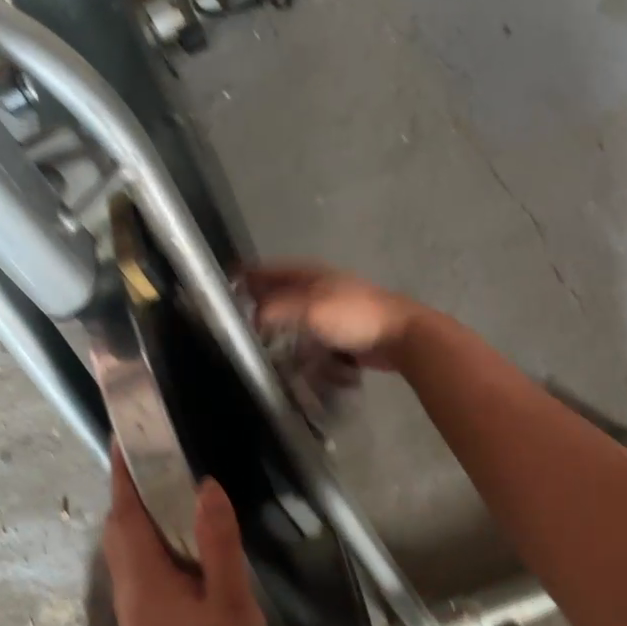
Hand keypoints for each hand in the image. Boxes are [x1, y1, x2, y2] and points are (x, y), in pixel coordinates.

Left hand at [102, 449, 267, 625]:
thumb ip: (218, 542)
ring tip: (171, 492)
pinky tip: (183, 546)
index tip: (124, 438)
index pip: (125, 513)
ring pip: (127, 551)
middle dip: (130, 492)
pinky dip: (152, 543)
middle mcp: (129, 591)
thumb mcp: (231, 601)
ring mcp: (135, 612)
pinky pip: (140, 569)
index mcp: (145, 580)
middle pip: (119, 530)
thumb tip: (205, 487)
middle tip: (157, 461)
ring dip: (140, 517)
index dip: (122, 474)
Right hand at [244, 263, 425, 370]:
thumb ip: (277, 309)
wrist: (401, 335)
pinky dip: (300, 342)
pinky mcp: (343, 331)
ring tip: (260, 341)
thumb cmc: (354, 316)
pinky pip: (312, 335)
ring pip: (296, 314)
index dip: (247, 276)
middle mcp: (319, 287)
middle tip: (238, 322)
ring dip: (280, 324)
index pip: (269, 269)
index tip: (225, 289)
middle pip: (281, 291)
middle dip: (260, 303)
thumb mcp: (310, 309)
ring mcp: (333, 308)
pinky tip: (290, 356)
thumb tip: (252, 317)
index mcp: (310, 274)